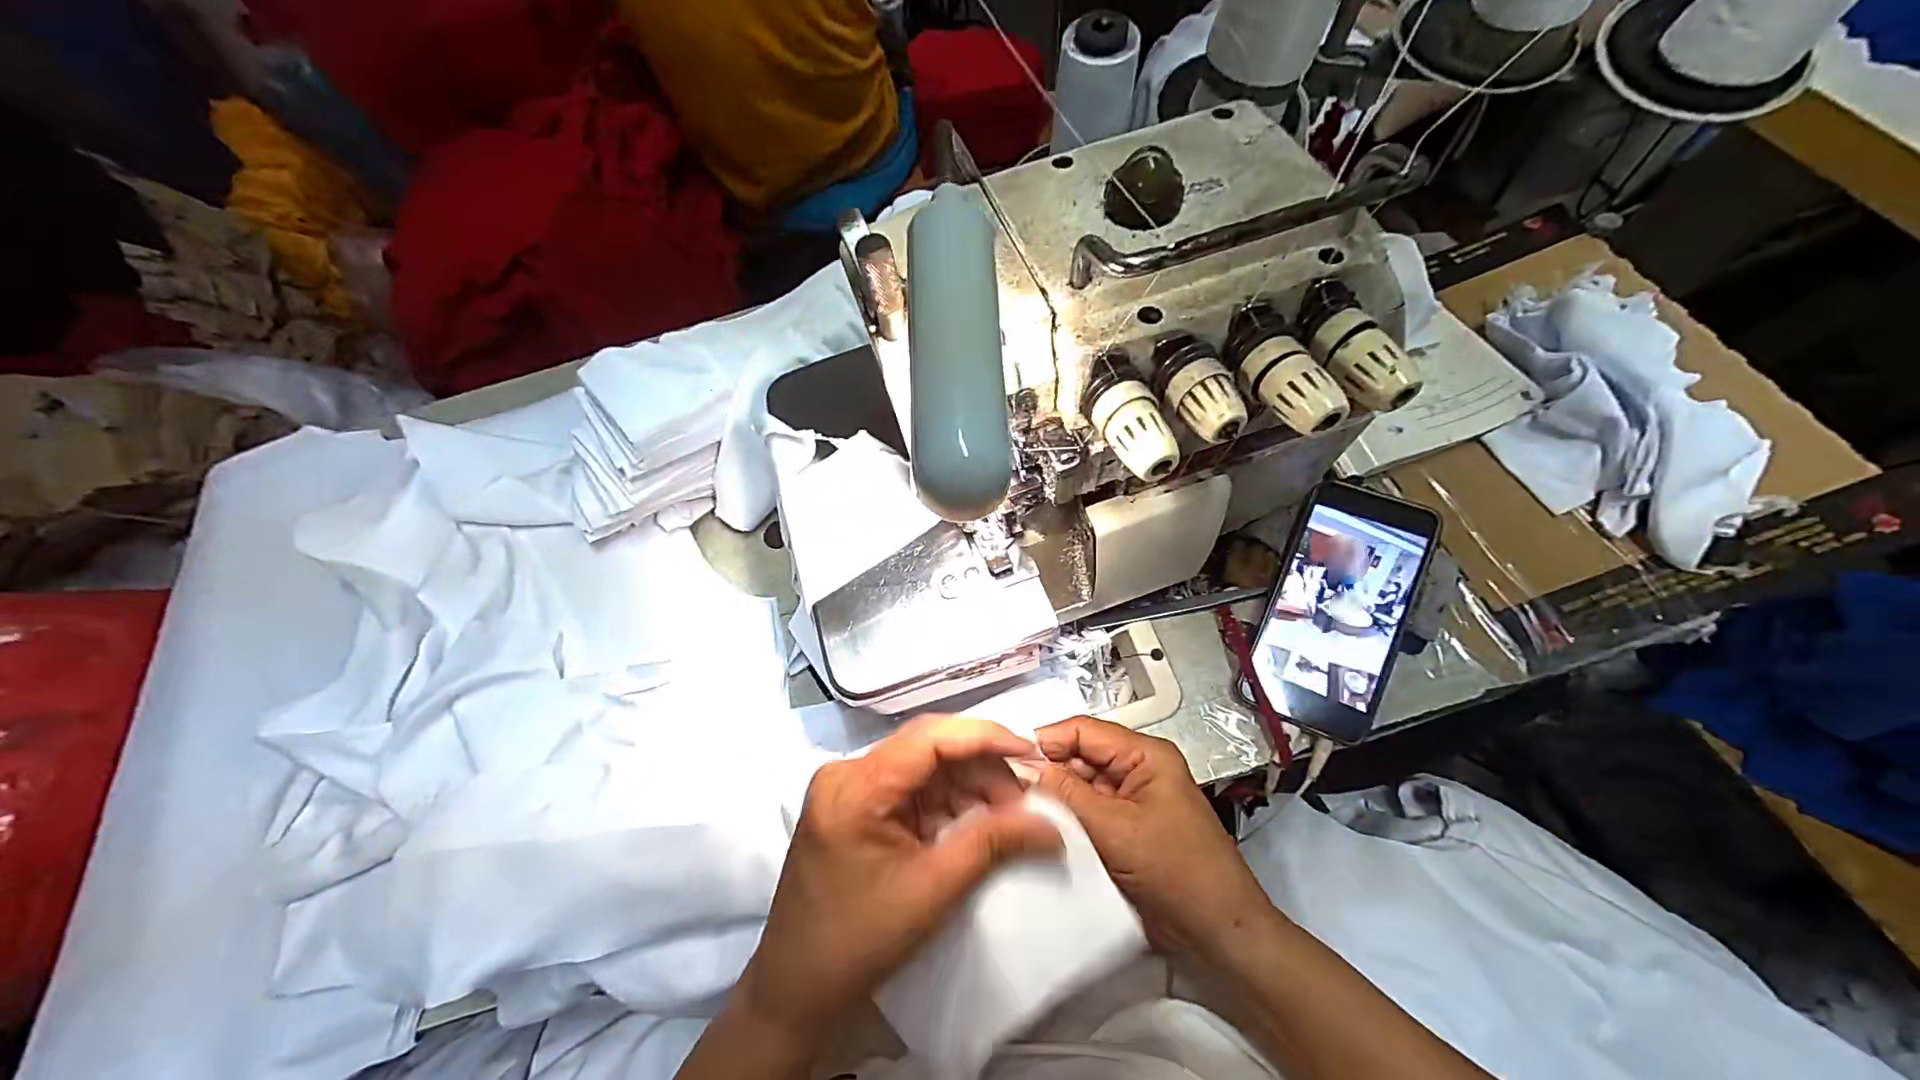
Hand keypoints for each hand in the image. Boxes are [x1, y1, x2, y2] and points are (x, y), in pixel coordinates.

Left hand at [737, 715, 1063, 1040]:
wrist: (795, 989)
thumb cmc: (859, 941)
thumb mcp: (933, 889)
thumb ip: (993, 844)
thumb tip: (1051, 826)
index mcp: (855, 785)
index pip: (929, 737)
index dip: (985, 737)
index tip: (1030, 752)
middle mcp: (846, 773)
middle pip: (928, 748)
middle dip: (981, 768)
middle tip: (1023, 801)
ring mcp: (847, 789)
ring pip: (923, 767)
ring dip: (967, 786)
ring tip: (1005, 817)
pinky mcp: (854, 808)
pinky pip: (909, 789)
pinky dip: (945, 803)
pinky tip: (974, 824)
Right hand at [1032, 715, 1276, 960]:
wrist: (1217, 933)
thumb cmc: (1178, 873)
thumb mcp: (1115, 828)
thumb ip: (1068, 793)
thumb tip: (1027, 766)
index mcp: (1146, 755)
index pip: (1084, 730)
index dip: (1047, 741)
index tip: (1011, 760)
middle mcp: (1138, 770)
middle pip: (1080, 756)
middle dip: (1049, 770)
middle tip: (1012, 790)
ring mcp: (1132, 800)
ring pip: (1082, 784)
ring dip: (1057, 796)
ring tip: (1024, 809)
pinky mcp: (1126, 827)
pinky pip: (1089, 811)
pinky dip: (1069, 817)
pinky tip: (1045, 827)